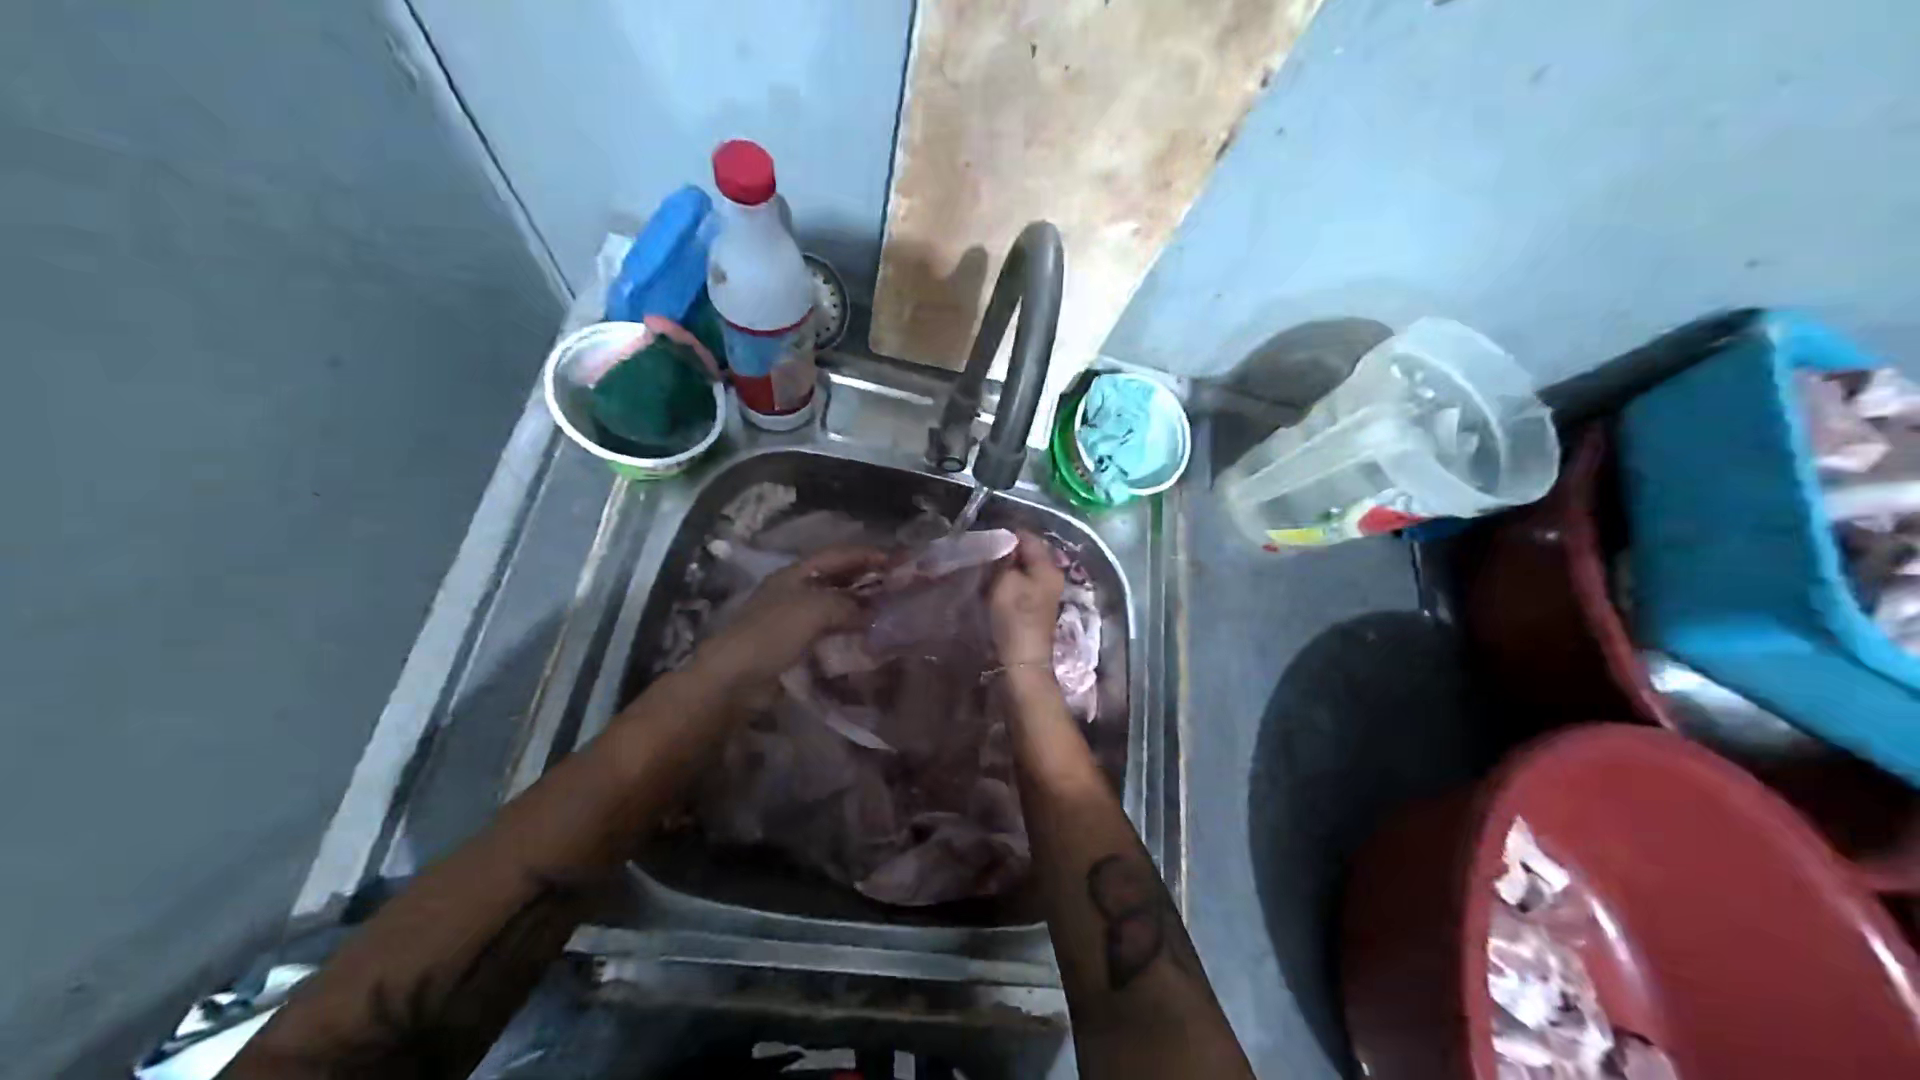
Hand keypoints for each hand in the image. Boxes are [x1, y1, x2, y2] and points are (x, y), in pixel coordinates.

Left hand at [696, 546, 886, 688]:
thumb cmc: (772, 634)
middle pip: (839, 579)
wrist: (734, 679)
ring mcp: (795, 619)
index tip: (900, 562)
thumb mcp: (814, 609)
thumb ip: (848, 605)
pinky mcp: (797, 645)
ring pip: (837, 607)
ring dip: (862, 609)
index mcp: (796, 573)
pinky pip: (831, 632)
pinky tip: (869, 640)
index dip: (869, 555)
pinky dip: (850, 633)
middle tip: (900, 589)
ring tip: (890, 614)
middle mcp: (797, 590)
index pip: (839, 555)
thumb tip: (873, 613)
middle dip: (869, 581)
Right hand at [989, 531, 1064, 668]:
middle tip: (981, 552)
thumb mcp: (1004, 581)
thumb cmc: (1014, 618)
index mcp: (1048, 567)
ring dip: (1004, 568)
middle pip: (1027, 552)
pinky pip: (1020, 584)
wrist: (1021, 662)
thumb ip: (1004, 558)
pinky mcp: (1035, 607)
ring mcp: (1045, 593)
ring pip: (1022, 569)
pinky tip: (991, 586)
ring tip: (983, 568)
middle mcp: (1052, 576)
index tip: (983, 535)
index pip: (1027, 536)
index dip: (1005, 533)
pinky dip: (1006, 582)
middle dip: (1005, 551)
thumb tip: (1003, 543)